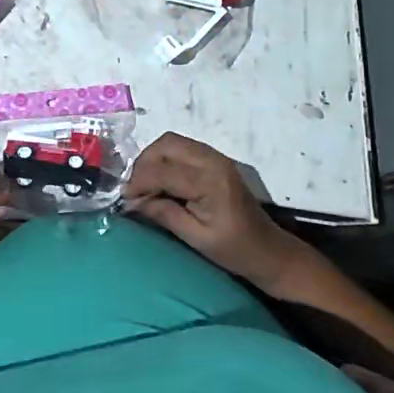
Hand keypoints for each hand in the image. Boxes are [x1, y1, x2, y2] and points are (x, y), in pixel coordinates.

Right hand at [122, 132, 313, 293]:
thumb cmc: (234, 250)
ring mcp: (216, 157)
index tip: (124, 199)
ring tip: (145, 186)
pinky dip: (166, 159)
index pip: (162, 170)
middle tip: (135, 190)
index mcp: (209, 181)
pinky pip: (183, 148)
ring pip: (172, 142)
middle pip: (166, 145)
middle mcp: (213, 160)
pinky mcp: (216, 161)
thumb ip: (163, 214)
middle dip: (144, 164)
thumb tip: (131, 202)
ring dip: (154, 160)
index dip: (138, 182)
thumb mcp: (195, 237)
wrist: (269, 250)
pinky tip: (161, 181)